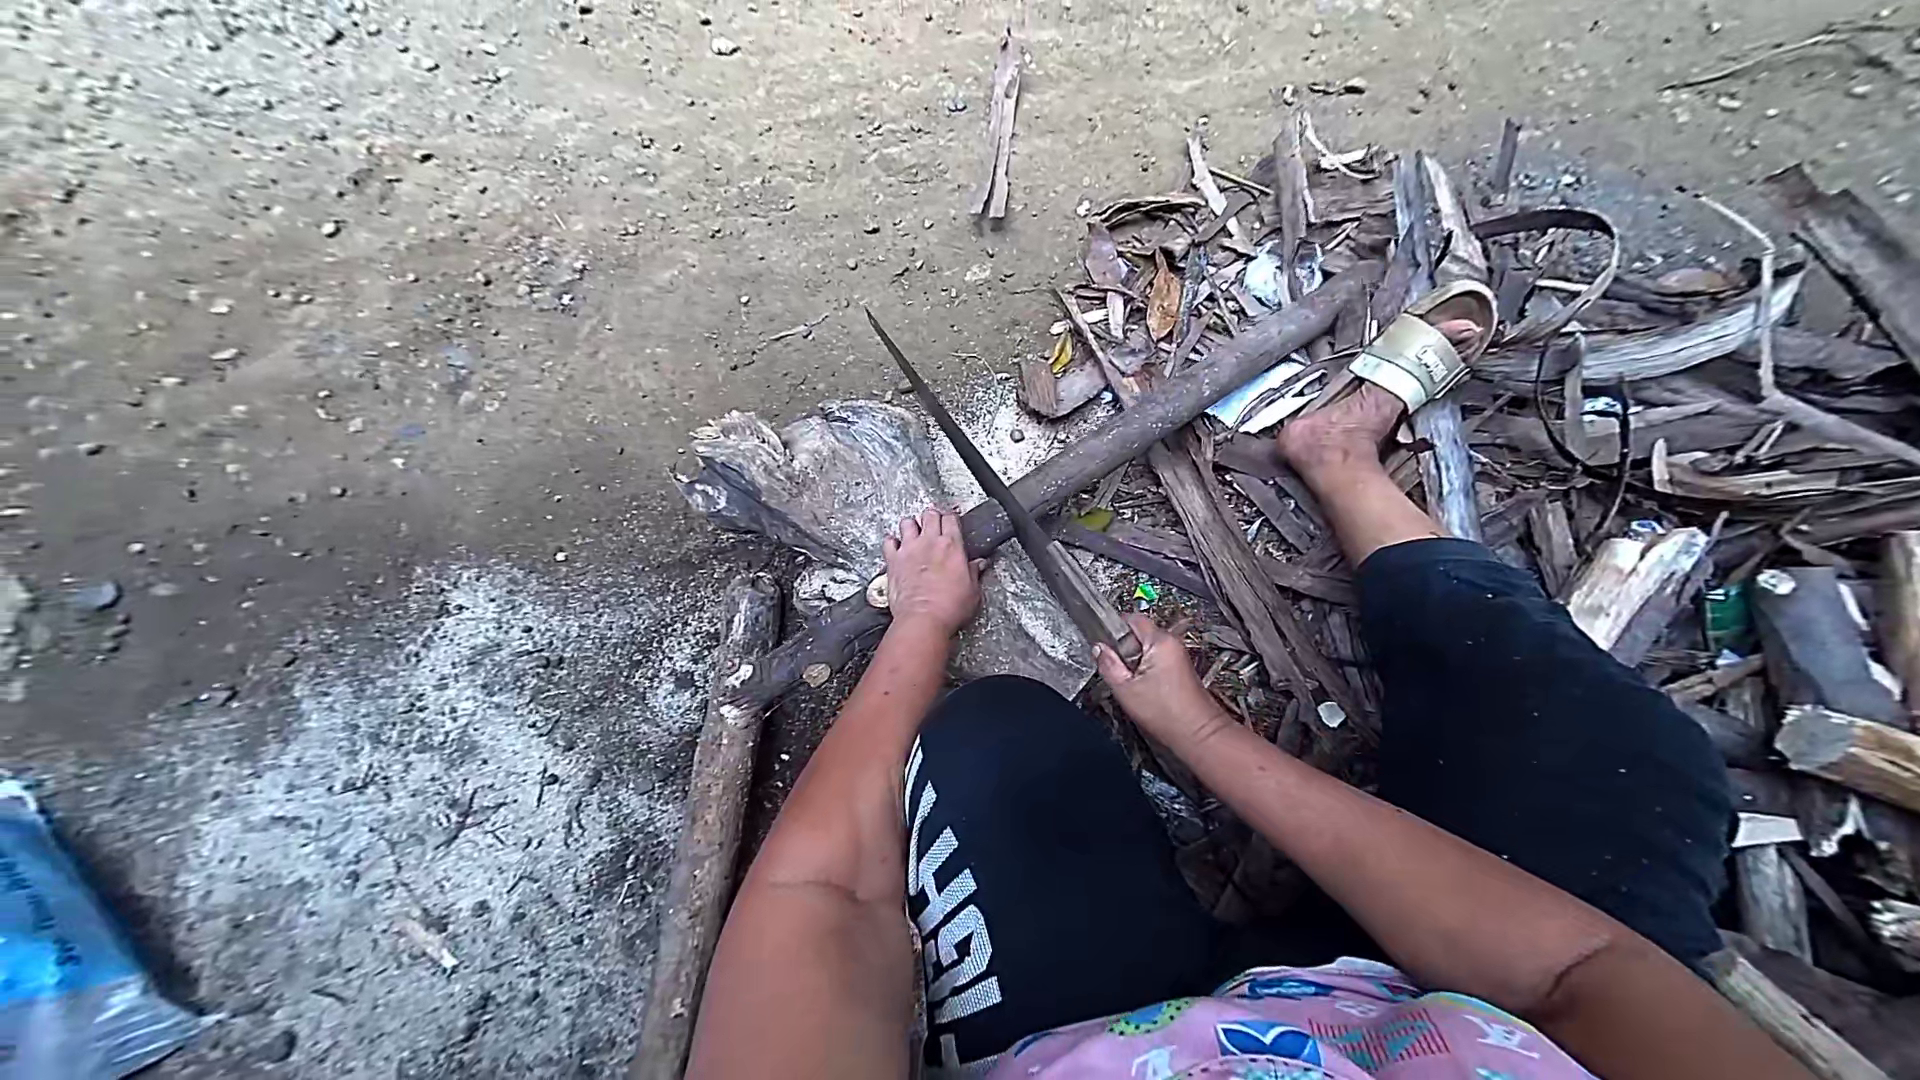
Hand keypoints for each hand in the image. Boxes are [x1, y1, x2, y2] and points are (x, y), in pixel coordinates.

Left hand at [882, 508, 984, 638]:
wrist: (923, 619)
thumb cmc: (948, 607)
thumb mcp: (972, 590)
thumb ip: (974, 573)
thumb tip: (979, 565)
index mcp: (952, 546)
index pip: (951, 519)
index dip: (951, 517)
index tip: (951, 521)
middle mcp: (929, 543)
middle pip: (929, 515)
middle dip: (932, 516)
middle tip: (934, 522)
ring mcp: (909, 550)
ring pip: (907, 522)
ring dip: (911, 525)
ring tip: (914, 531)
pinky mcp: (893, 561)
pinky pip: (888, 542)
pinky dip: (891, 541)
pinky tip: (896, 545)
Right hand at [1093, 615, 1231, 743]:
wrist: (1197, 735)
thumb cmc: (1168, 714)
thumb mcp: (1124, 689)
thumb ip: (1107, 664)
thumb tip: (1098, 648)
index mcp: (1160, 642)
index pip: (1131, 618)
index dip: (1114, 629)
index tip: (1104, 644)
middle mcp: (1172, 643)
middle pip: (1138, 633)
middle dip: (1123, 648)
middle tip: (1118, 669)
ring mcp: (1177, 655)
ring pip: (1145, 647)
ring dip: (1134, 660)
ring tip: (1131, 682)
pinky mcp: (1179, 668)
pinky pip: (1155, 658)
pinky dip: (1145, 669)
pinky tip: (1143, 687)